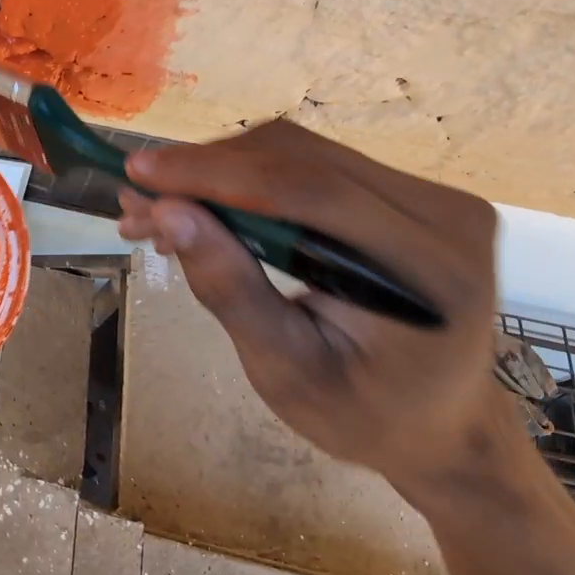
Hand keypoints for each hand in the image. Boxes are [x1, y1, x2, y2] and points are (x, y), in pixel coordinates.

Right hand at [118, 120, 503, 490]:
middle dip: (205, 173)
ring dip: (218, 174)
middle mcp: (441, 213)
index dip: (216, 173)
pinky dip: (244, 181)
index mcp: (429, 268)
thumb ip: (231, 290)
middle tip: (134, 205)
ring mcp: (427, 196)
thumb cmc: (362, 414)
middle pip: (299, 159)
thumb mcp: (286, 371)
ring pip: (296, 152)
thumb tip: (167, 211)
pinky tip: (204, 210)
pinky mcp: (404, 192)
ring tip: (158, 214)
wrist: (440, 422)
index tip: (138, 172)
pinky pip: (308, 165)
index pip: (309, 189)